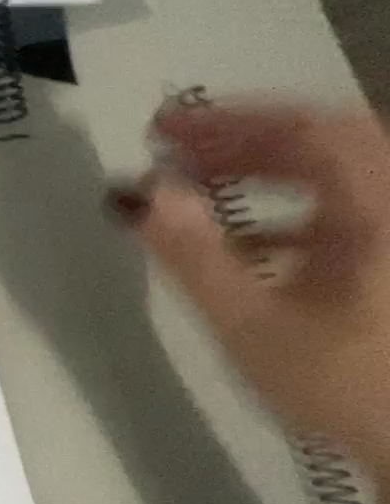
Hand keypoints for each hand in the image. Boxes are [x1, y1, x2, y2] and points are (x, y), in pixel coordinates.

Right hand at [111, 101, 389, 472]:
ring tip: (198, 186)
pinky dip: (298, 207)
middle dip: (244, 140)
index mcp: (378, 213)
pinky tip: (251, 238)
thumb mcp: (250, 322)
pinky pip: (357, 209)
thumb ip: (192, 253)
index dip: (235, 118)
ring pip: (345, 174)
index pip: (313, 130)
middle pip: (332, 144)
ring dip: (266, 171)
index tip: (162, 130)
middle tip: (170, 151)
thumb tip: (138, 192)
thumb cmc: (343, 384)